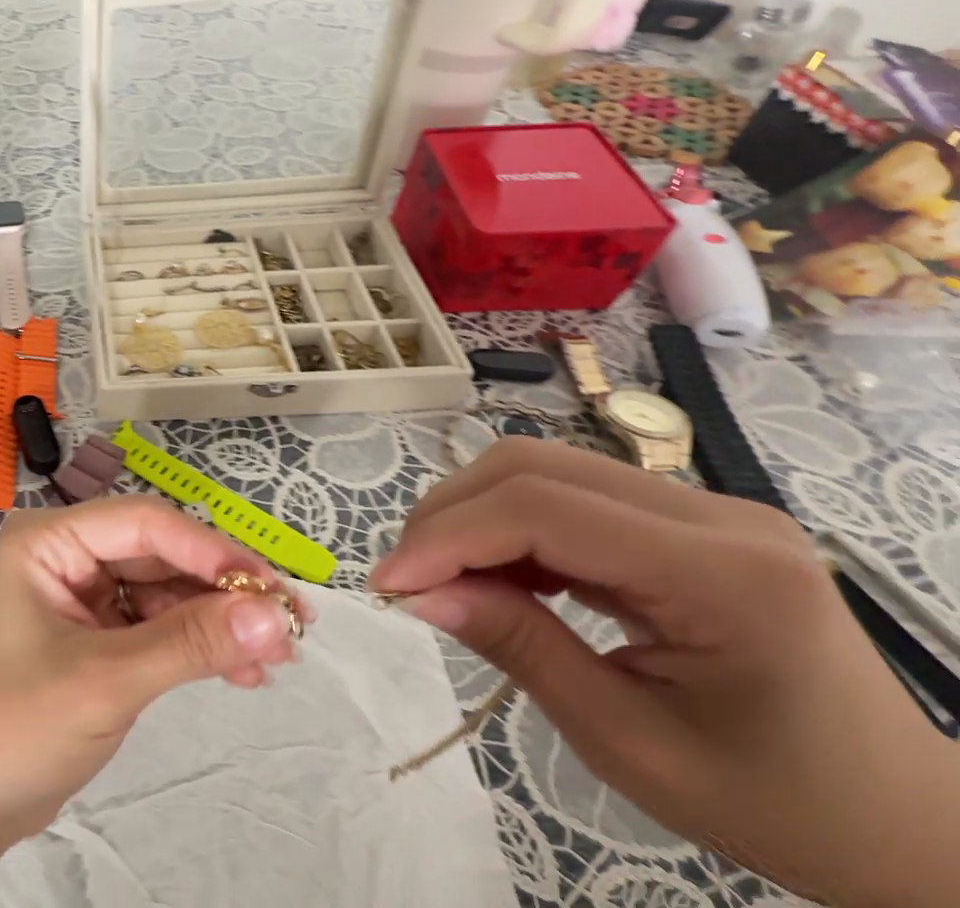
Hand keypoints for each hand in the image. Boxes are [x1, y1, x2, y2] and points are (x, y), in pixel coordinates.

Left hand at [0, 495, 305, 838]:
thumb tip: (276, 615)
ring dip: (218, 621)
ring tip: (276, 658)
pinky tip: (242, 672)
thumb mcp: (107, 679)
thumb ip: (192, 643)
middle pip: (161, 554)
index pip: (145, 524)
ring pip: (165, 591)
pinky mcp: (94, 638)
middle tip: (291, 625)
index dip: (212, 551)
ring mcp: (80, 598)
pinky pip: (156, 626)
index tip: (274, 590)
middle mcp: (65, 557)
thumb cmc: (16, 725)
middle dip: (223, 590)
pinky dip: (196, 646)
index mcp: (48, 541)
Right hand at [371, 437, 959, 906]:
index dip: (447, 536)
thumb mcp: (628, 744)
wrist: (902, 822)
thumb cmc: (773, 803)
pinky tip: (505, 581)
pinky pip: (576, 497)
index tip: (385, 586)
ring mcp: (711, 511)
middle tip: (410, 583)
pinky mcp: (694, 522)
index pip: (544, 510)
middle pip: (537, 467)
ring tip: (450, 585)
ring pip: (547, 469)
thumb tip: (416, 593)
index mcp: (725, 575)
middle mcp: (720, 516)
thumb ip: (519, 649)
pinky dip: (515, 530)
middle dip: (450, 515)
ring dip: (475, 517)